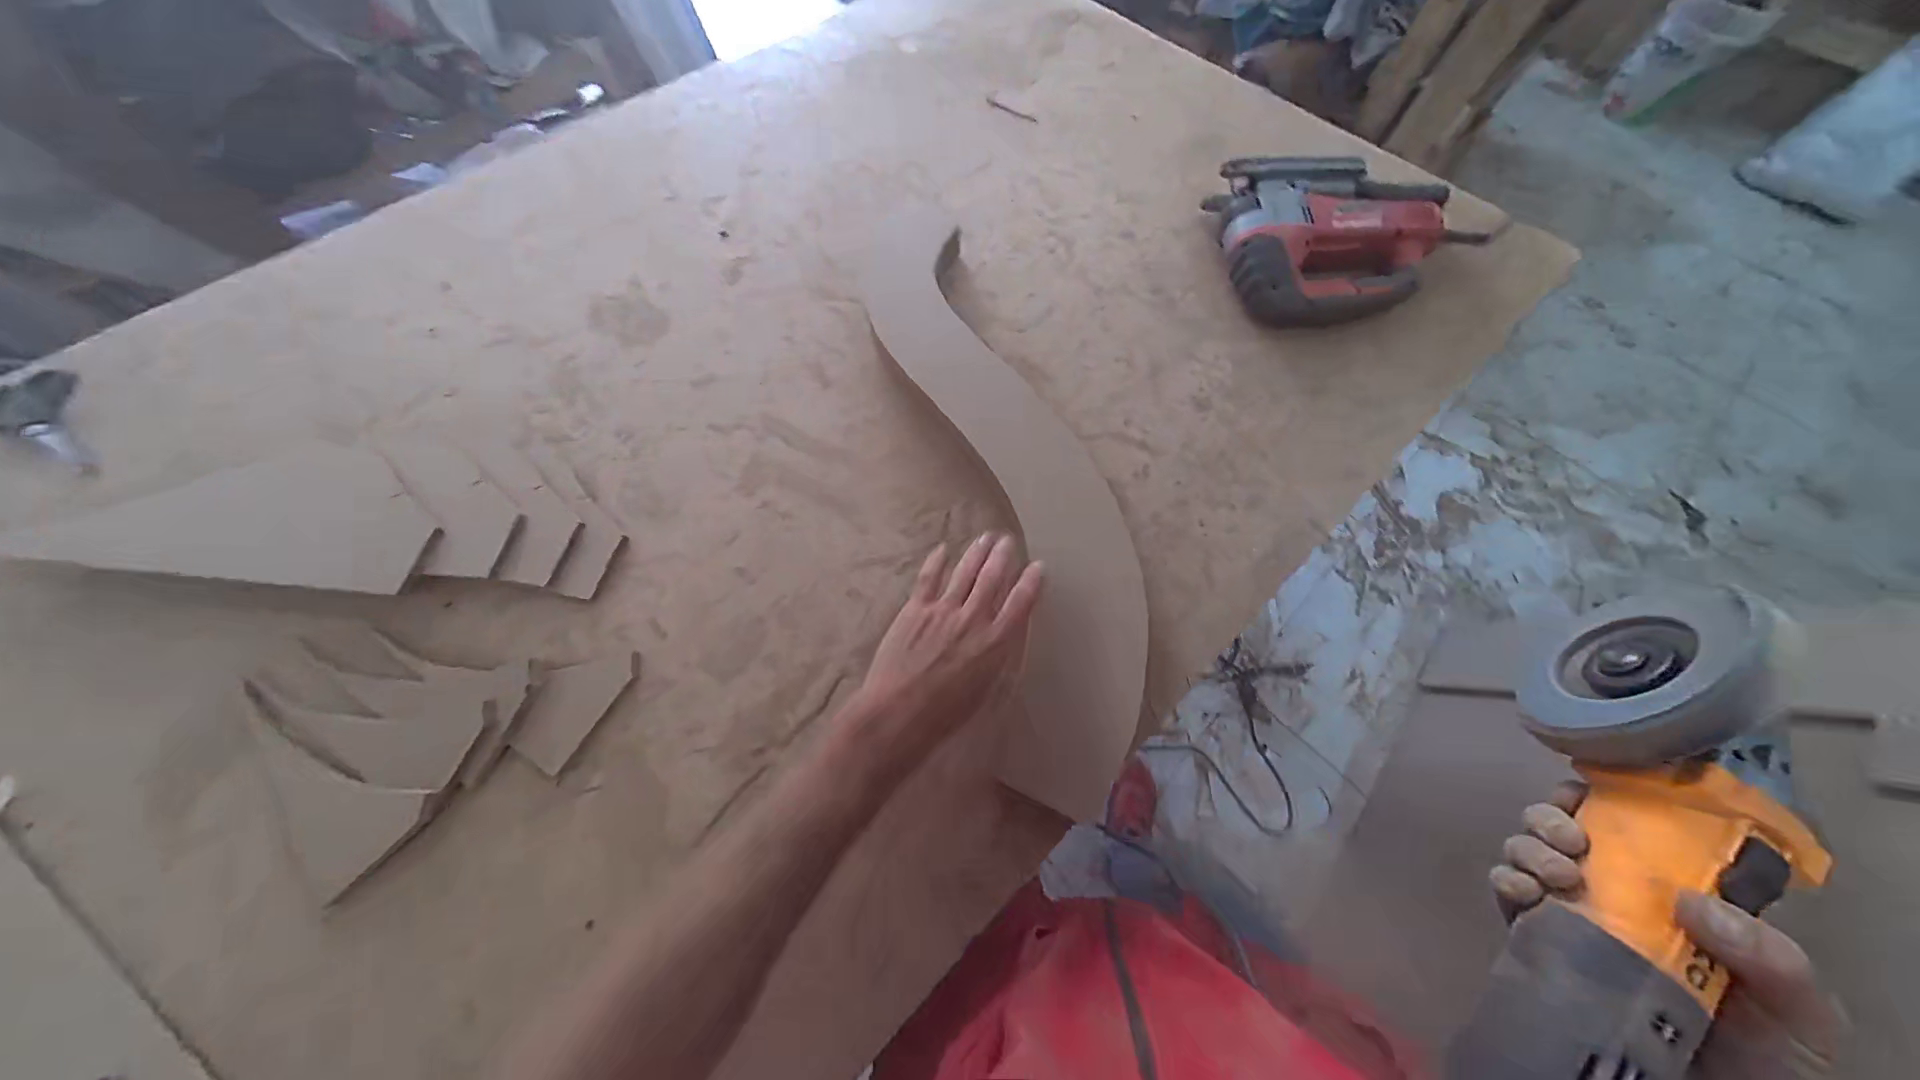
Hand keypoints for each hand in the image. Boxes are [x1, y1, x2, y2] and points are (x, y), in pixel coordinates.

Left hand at [847, 532, 1043, 766]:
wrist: (899, 712)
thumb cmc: (945, 714)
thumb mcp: (985, 689)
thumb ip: (997, 658)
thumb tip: (1003, 637)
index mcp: (995, 643)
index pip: (1020, 604)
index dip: (1031, 583)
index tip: (1038, 567)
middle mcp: (973, 620)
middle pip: (992, 579)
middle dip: (1002, 557)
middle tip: (1007, 541)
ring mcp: (943, 611)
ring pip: (965, 573)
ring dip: (977, 553)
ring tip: (985, 537)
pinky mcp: (915, 610)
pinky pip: (929, 578)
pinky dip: (937, 562)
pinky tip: (943, 549)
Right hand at [1491, 784, 1845, 1078]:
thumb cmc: (1764, 1049)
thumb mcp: (1797, 1006)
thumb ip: (1767, 954)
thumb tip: (1687, 899)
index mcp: (1662, 888)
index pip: (1620, 824)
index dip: (1595, 798)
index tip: (1587, 794)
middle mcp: (1606, 888)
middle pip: (1555, 826)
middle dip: (1549, 818)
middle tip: (1573, 842)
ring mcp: (1566, 911)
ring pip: (1523, 850)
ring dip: (1529, 847)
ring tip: (1557, 875)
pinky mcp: (1533, 937)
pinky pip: (1504, 892)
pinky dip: (1505, 880)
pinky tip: (1524, 892)